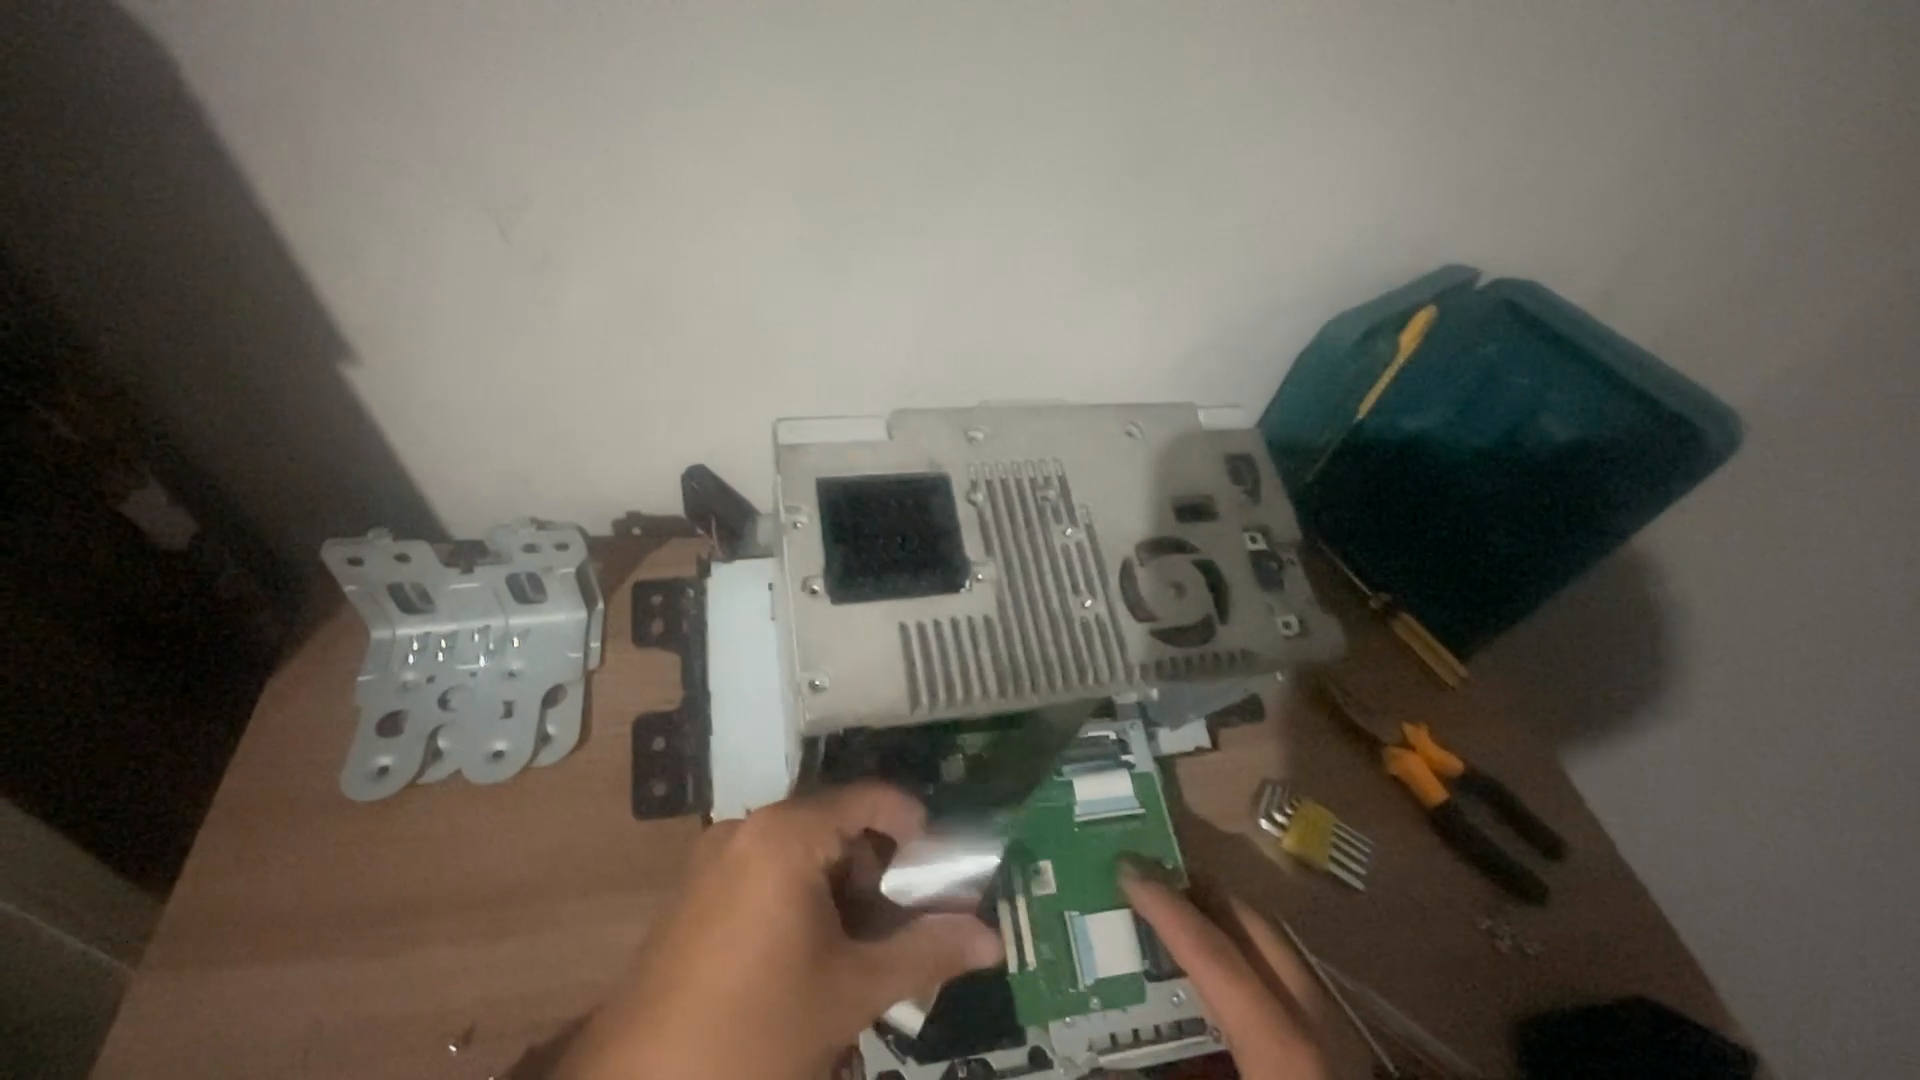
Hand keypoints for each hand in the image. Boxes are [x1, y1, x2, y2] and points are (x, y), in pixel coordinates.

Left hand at [559, 784, 1003, 1079]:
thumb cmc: (757, 1026)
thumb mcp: (853, 990)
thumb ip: (927, 952)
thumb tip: (993, 938)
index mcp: (785, 834)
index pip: (872, 798)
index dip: (919, 828)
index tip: (949, 872)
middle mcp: (746, 829)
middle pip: (839, 827)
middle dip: (883, 874)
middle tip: (911, 927)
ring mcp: (715, 859)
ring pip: (806, 854)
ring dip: (847, 893)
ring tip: (866, 953)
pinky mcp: (697, 892)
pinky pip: (769, 874)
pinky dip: (807, 901)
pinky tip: (818, 959)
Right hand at [1119, 862, 1368, 1079]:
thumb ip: (1157, 1075)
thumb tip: (1096, 1063)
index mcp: (1283, 1048)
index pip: (1215, 954)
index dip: (1165, 908)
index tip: (1125, 870)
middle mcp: (1319, 1028)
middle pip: (1257, 931)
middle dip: (1201, 895)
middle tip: (1149, 877)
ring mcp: (1341, 1040)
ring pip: (1281, 951)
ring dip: (1228, 924)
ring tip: (1179, 915)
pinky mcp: (1345, 1058)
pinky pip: (1294, 985)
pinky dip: (1253, 963)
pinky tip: (1224, 985)